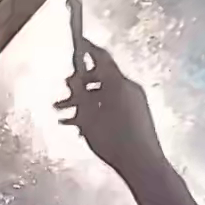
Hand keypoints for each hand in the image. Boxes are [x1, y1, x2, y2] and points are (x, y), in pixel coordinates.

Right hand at [56, 41, 166, 183]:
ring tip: (63, 115)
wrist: (142, 163)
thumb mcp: (88, 115)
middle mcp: (128, 87)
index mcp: (117, 83)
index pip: (100, 57)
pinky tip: (78, 125)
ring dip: (83, 102)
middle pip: (99, 78)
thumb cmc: (112, 138)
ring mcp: (134, 101)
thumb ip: (79, 94)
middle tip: (62, 96)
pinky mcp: (135, 114)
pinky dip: (95, 110)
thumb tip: (73, 79)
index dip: (87, 48)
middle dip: (78, 86)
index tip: (78, 41)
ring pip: (103, 94)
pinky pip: (111, 105)